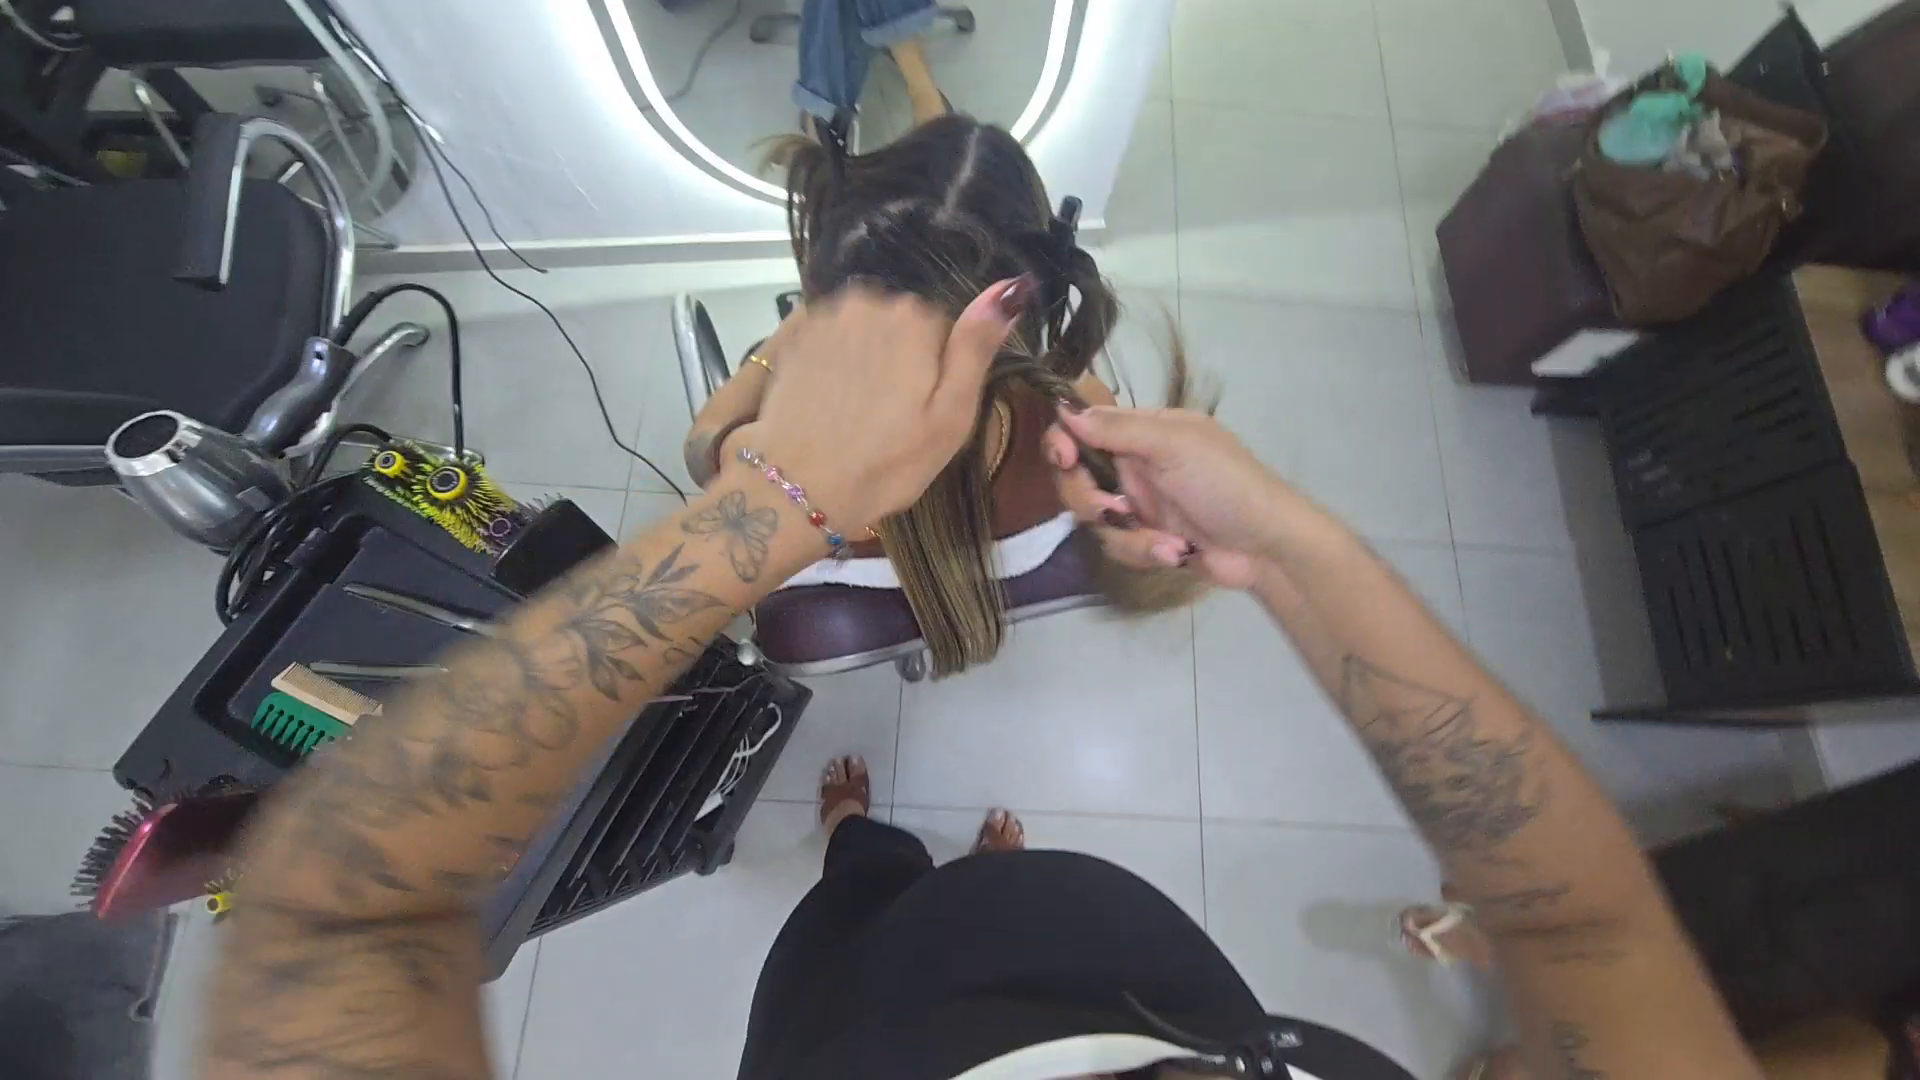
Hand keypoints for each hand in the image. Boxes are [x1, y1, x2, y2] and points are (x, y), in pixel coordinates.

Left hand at [721, 280, 1025, 530]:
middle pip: (904, 324)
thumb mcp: (950, 416)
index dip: (939, 373)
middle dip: (905, 360)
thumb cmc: (887, 463)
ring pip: (867, 329)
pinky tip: (833, 398)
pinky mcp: (795, 336)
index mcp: (918, 319)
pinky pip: (833, 336)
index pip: (946, 331)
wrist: (798, 487)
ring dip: (870, 358)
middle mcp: (870, 301)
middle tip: (894, 417)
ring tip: (861, 411)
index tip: (925, 412)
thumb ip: (977, 347)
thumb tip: (1011, 287)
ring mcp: (827, 316)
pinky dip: (838, 360)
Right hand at [1044, 406, 1307, 589]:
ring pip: (1092, 518)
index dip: (1063, 440)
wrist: (1266, 548)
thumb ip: (1118, 428)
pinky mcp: (1142, 539)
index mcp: (1141, 431)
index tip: (1065, 457)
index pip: (1083, 426)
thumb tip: (1064, 407)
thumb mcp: (1174, 445)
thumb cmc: (1226, 483)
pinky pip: (1115, 546)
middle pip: (1075, 476)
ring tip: (1165, 543)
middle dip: (1087, 497)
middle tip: (1110, 509)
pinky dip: (1143, 552)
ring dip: (1126, 534)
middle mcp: (1132, 464)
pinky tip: (1175, 553)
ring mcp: (1136, 503)